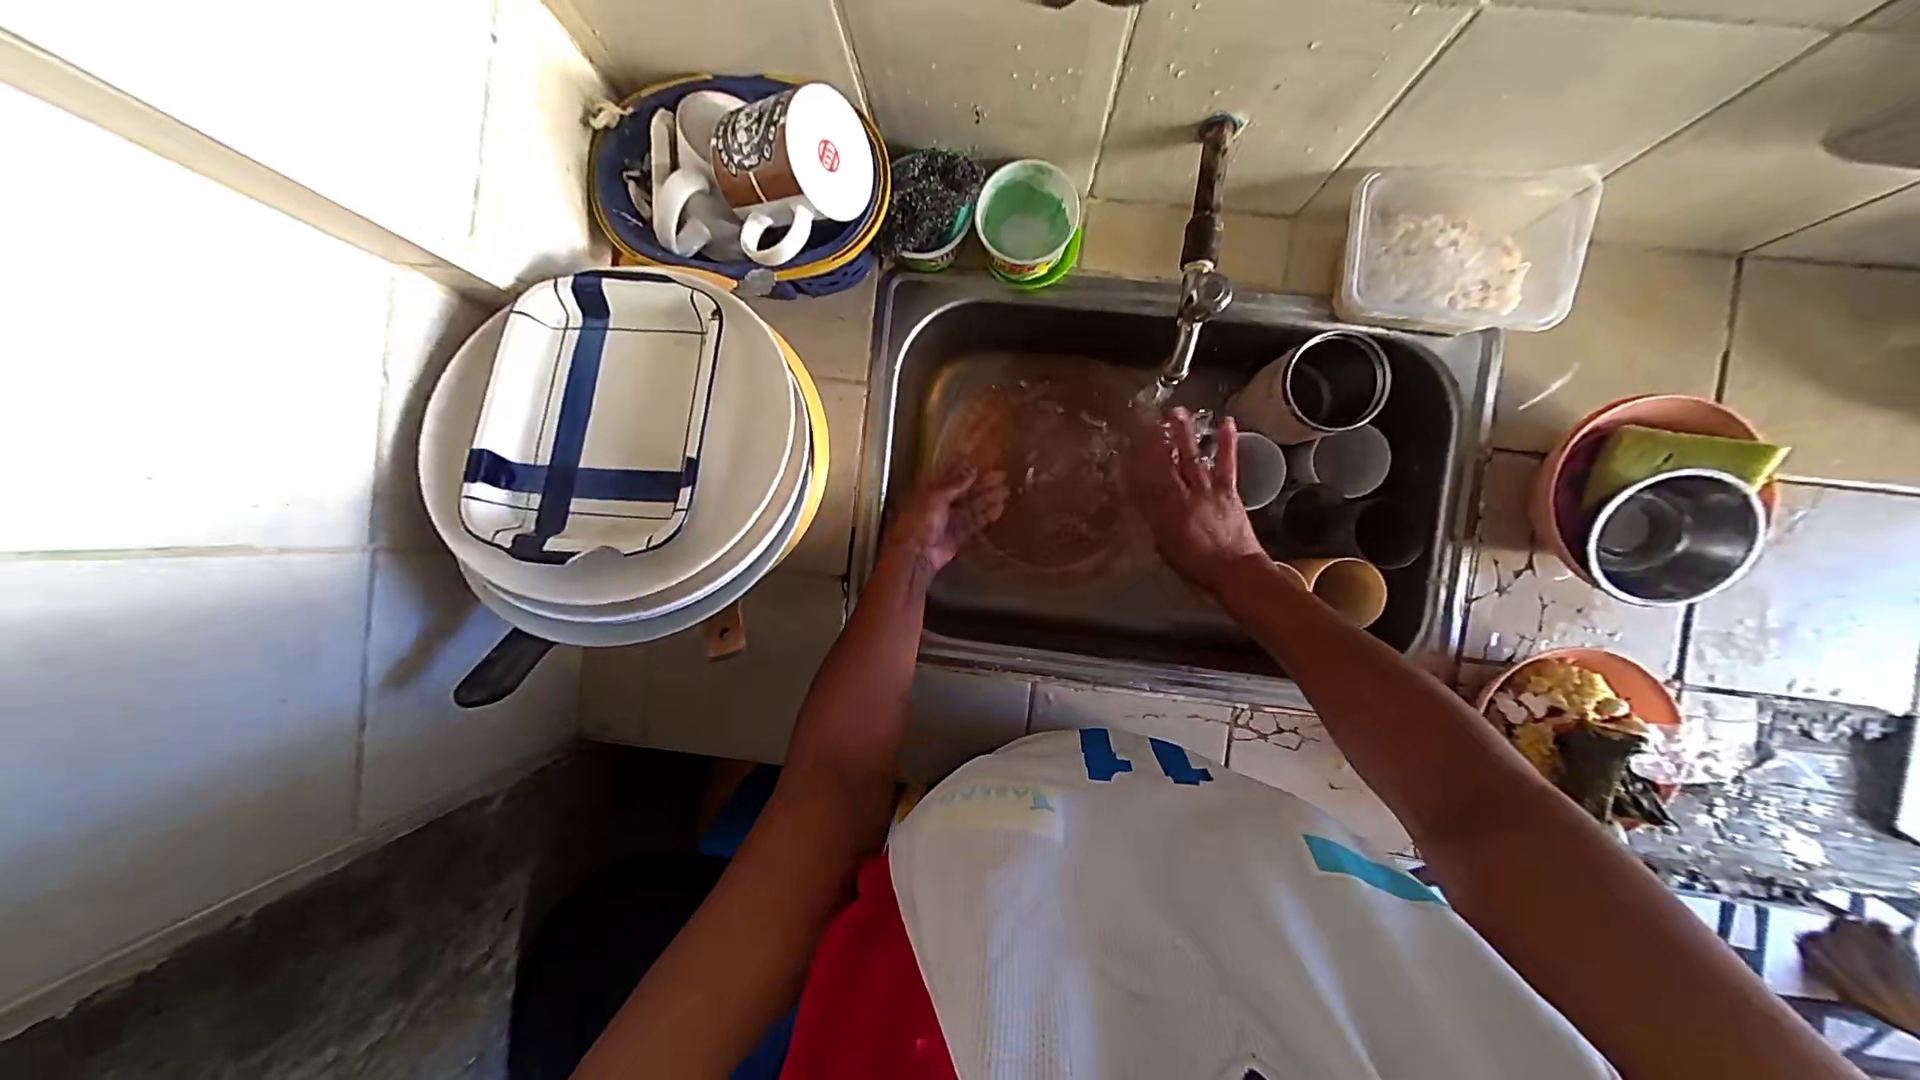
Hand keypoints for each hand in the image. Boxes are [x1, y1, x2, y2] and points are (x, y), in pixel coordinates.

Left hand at [882, 464, 1008, 575]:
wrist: (916, 553)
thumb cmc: (920, 520)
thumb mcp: (936, 496)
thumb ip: (955, 482)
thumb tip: (972, 467)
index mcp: (933, 490)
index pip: (952, 473)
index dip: (968, 464)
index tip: (984, 457)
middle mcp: (943, 503)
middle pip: (967, 490)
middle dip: (983, 482)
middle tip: (1001, 475)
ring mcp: (951, 520)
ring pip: (973, 506)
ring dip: (988, 498)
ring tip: (1005, 491)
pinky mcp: (958, 535)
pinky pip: (975, 523)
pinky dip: (987, 516)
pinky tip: (999, 509)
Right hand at [1126, 408, 1268, 595]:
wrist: (1235, 572)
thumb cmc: (1197, 568)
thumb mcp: (1166, 549)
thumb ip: (1156, 524)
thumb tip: (1147, 506)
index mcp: (1165, 514)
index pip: (1144, 485)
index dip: (1133, 468)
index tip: (1124, 453)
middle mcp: (1184, 497)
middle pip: (1166, 465)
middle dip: (1156, 442)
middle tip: (1149, 421)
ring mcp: (1207, 491)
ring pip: (1192, 458)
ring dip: (1183, 434)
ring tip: (1177, 413)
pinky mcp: (1228, 490)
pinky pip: (1227, 463)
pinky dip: (1227, 443)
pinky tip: (1227, 423)